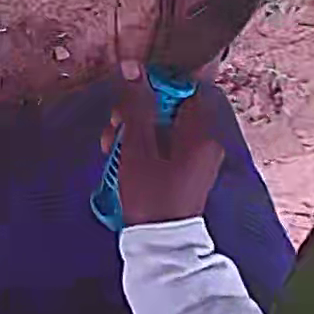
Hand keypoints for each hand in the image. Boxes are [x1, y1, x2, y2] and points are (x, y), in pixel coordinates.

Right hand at [100, 62, 225, 225]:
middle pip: (169, 107)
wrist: (160, 248)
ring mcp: (193, 158)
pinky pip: (161, 145)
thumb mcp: (137, 146)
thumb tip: (132, 66)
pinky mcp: (181, 170)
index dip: (156, 83)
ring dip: (133, 129)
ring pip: (160, 126)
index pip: (184, 88)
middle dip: (136, 111)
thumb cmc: (151, 195)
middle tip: (114, 125)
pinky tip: (119, 156)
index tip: (131, 92)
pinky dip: (140, 146)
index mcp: (200, 133)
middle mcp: (203, 142)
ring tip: (110, 145)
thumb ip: (135, 105)